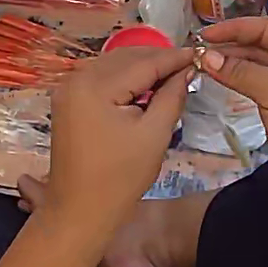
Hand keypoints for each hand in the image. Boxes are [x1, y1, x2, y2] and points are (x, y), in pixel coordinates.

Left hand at [35, 46, 192, 236]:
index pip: (143, 63)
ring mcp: (68, 89)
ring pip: (113, 64)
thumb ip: (171, 96)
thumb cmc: (120, 177)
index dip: (174, 58)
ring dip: (142, 66)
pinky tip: (145, 86)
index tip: (200, 55)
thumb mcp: (154, 134)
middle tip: (189, 65)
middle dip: (158, 59)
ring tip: (171, 74)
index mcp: (95, 87)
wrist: (80, 211)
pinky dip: (125, 78)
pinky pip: (101, 78)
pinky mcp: (68, 101)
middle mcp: (76, 79)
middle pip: (126, 58)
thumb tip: (186, 71)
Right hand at [199, 17, 267, 193]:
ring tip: (203, 64)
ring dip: (230, 64)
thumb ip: (243, 72)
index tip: (208, 34)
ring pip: (255, 65)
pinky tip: (218, 77)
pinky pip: (254, 84)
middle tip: (200, 52)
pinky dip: (236, 81)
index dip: (237, 29)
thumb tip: (209, 58)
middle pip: (261, 45)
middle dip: (231, 47)